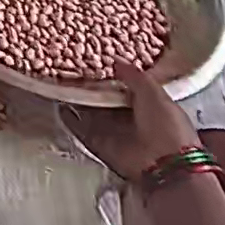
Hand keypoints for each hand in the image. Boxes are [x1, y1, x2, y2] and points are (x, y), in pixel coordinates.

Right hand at [62, 60, 200, 179]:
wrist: (164, 165)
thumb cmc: (166, 127)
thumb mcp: (154, 93)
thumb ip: (134, 75)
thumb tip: (116, 59)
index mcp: (147, 104)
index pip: (124, 86)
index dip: (111, 74)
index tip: (93, 58)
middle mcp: (128, 117)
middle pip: (102, 97)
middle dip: (88, 85)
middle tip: (69, 66)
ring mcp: (112, 130)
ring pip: (88, 109)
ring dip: (75, 98)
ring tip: (58, 80)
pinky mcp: (98, 142)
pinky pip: (78, 126)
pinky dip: (68, 117)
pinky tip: (58, 103)